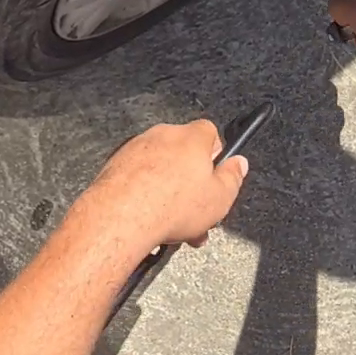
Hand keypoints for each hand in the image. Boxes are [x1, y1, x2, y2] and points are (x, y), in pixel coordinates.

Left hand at [78, 120, 247, 254]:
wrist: (120, 215)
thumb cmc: (170, 206)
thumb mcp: (219, 199)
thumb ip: (233, 177)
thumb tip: (239, 164)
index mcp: (191, 137)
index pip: (210, 131)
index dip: (215, 154)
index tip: (215, 174)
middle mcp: (163, 135)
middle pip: (184, 152)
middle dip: (190, 180)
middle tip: (194, 209)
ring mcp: (136, 146)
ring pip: (160, 166)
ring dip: (168, 188)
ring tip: (171, 222)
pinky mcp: (116, 162)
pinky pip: (138, 173)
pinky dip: (144, 190)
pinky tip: (148, 215)